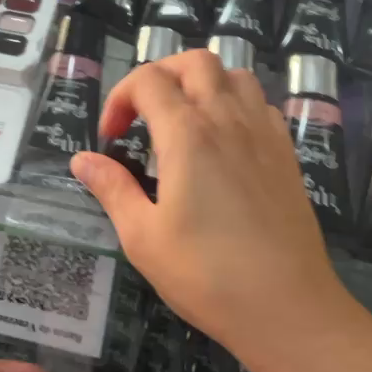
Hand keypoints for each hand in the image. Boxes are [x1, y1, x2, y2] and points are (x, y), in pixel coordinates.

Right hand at [70, 50, 351, 356]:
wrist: (289, 309)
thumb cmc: (208, 276)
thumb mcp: (143, 238)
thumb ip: (112, 189)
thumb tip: (82, 160)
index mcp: (187, 134)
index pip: (148, 81)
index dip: (120, 98)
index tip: (111, 138)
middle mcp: (226, 119)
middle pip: (194, 62)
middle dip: (161, 75)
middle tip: (144, 113)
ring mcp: (262, 133)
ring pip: (233, 74)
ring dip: (202, 83)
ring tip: (184, 119)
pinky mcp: (286, 153)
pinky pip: (260, 103)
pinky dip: (236, 103)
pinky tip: (225, 140)